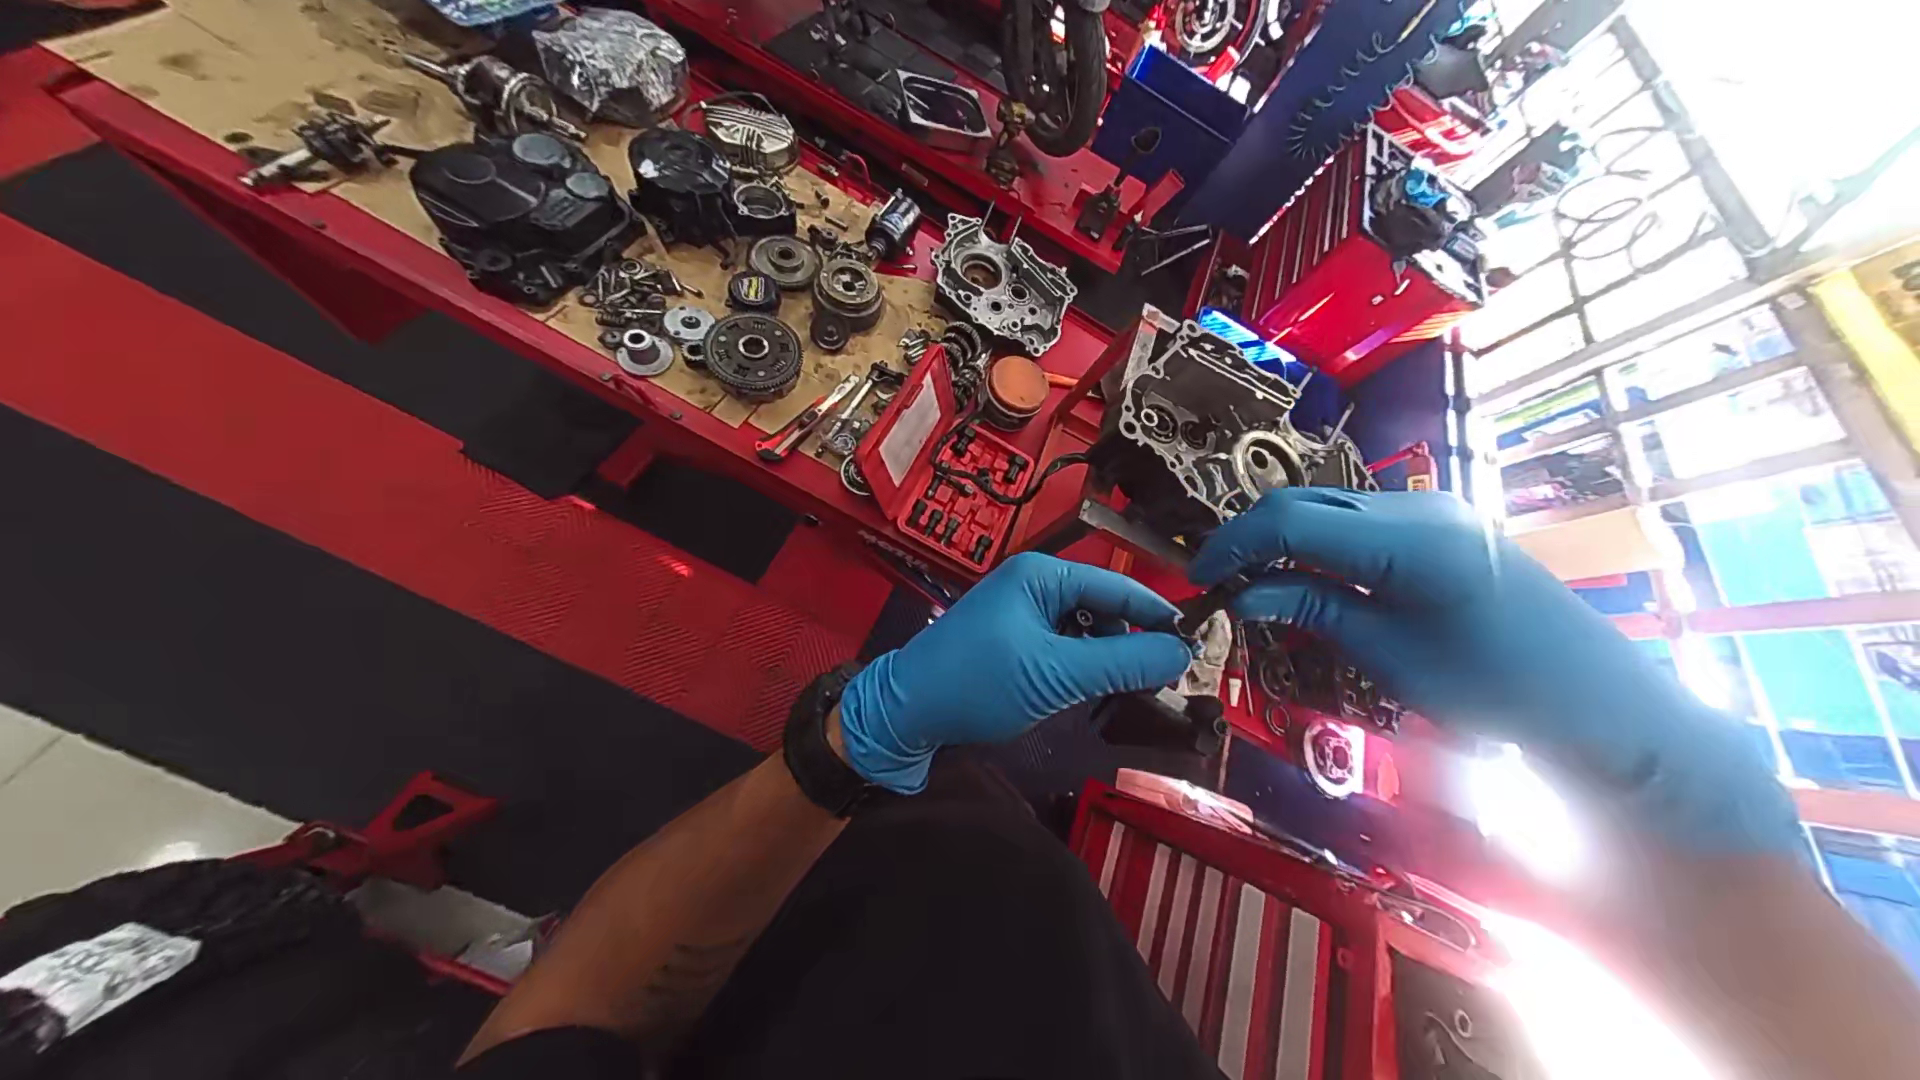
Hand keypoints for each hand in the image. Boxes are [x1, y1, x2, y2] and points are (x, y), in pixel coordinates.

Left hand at [839, 552, 1192, 792]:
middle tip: (1159, 680)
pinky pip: (1061, 645)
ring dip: (1105, 658)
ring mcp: (1020, 612)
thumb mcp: (1057, 674)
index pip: (1117, 587)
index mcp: (1041, 575)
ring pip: (1084, 630)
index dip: (1157, 615)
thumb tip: (1182, 653)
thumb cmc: (978, 683)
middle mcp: (1033, 584)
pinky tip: (1086, 690)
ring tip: (1120, 690)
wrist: (908, 713)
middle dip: (1130, 641)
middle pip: (1102, 607)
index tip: (1196, 645)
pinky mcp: (1013, 639)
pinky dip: (1079, 666)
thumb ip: (1123, 662)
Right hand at [1191, 489, 1800, 855]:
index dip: (1232, 547)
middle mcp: (1418, 507)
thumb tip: (1238, 596)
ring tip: (1252, 581)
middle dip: (1248, 539)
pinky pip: (1353, 519)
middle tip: (1219, 581)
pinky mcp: (1437, 521)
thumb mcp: (1386, 656)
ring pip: (1323, 506)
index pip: (1290, 522)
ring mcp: (1431, 508)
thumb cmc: (1496, 694)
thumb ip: (1307, 610)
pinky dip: (1313, 541)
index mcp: (1411, 543)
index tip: (1199, 580)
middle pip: (1301, 502)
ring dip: (1278, 538)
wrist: (1605, 705)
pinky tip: (1302, 574)